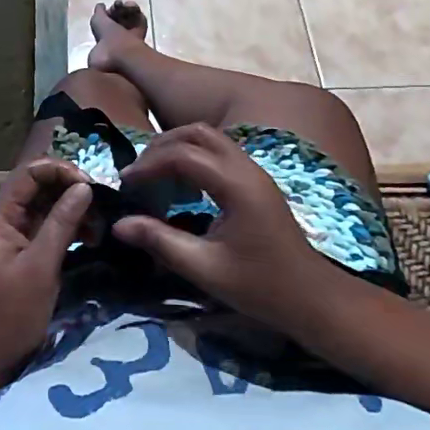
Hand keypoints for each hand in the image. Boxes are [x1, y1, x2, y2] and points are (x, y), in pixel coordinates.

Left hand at [0, 159, 93, 372]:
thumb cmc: (10, 313)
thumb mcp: (40, 267)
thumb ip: (61, 223)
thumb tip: (85, 186)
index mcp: (1, 217)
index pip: (29, 173)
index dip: (59, 170)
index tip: (89, 185)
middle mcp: (9, 220)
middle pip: (42, 186)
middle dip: (73, 189)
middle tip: (102, 204)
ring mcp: (21, 236)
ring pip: (51, 206)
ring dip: (77, 209)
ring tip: (100, 226)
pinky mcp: (33, 253)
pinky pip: (55, 227)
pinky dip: (75, 228)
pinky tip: (94, 239)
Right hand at [113, 125, 337, 333]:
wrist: (310, 296)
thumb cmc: (260, 286)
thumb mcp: (205, 268)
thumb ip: (161, 241)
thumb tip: (119, 225)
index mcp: (237, 186)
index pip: (184, 155)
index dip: (150, 164)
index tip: (126, 184)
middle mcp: (247, 168)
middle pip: (199, 133)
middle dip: (163, 146)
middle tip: (138, 173)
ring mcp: (255, 172)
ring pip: (211, 139)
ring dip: (179, 148)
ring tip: (154, 176)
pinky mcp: (256, 181)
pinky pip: (220, 153)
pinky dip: (194, 158)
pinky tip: (180, 185)